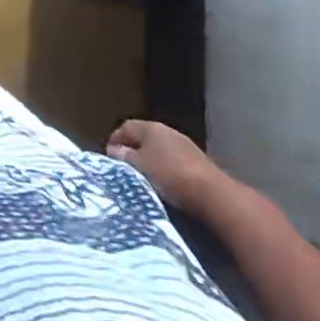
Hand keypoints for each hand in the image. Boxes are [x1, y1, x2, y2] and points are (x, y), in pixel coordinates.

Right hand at [107, 119, 234, 210]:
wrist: (211, 194)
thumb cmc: (168, 175)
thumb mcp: (139, 166)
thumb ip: (123, 157)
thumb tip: (113, 150)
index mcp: (151, 128)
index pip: (126, 127)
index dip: (115, 140)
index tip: (108, 156)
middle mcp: (168, 131)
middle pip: (143, 137)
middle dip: (132, 150)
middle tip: (123, 167)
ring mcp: (185, 146)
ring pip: (159, 150)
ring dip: (149, 160)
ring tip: (142, 178)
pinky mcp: (197, 163)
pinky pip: (173, 161)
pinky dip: (164, 169)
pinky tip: (164, 183)